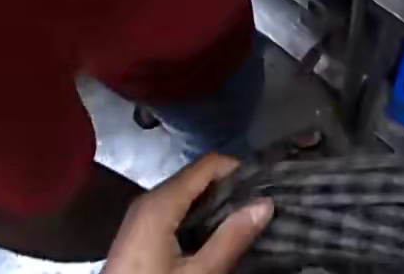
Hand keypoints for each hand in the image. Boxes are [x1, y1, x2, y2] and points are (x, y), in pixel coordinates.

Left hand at [104, 155, 272, 273]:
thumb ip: (230, 239)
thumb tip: (266, 203)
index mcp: (161, 202)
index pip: (208, 164)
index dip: (237, 170)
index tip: (263, 187)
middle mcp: (149, 199)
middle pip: (196, 177)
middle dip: (227, 188)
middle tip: (256, 208)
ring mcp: (140, 216)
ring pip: (185, 194)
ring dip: (213, 204)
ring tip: (241, 222)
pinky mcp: (137, 234)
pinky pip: (173, 210)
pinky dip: (195, 216)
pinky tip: (212, 238)